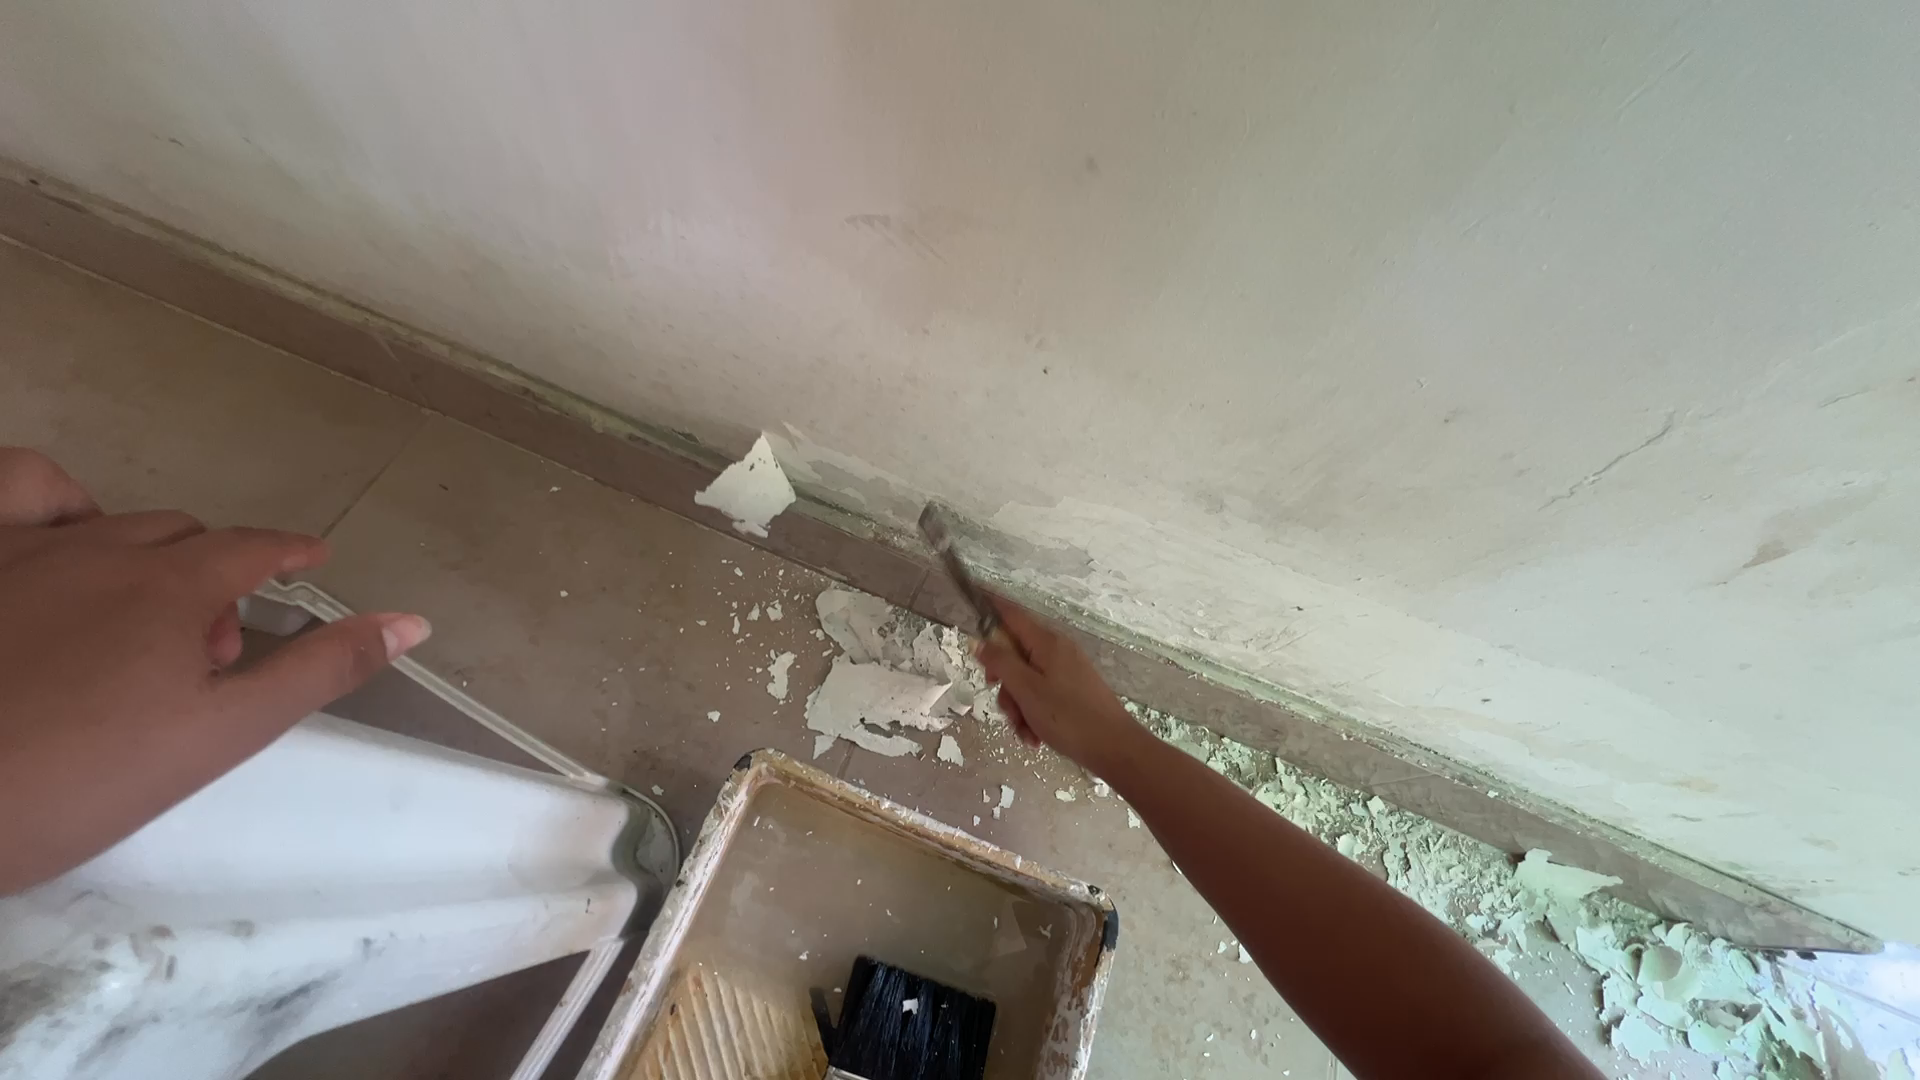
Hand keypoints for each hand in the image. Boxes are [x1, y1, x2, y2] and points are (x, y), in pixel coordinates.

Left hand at [0, 448, 429, 893]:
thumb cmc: (69, 779)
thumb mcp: (222, 733)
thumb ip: (323, 669)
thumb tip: (411, 623)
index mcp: (171, 588)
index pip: (257, 548)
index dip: (293, 551)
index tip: (311, 560)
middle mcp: (93, 550)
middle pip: (186, 537)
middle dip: (216, 578)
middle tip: (205, 650)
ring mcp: (4, 551)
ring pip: (95, 508)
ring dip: (131, 538)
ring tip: (121, 589)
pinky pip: (3, 491)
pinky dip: (38, 507)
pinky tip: (40, 551)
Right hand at [974, 596, 1148, 775]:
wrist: (1114, 748)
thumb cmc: (1067, 716)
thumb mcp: (1026, 689)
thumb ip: (1000, 662)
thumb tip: (978, 641)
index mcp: (1046, 642)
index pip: (1011, 613)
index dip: (990, 606)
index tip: (971, 600)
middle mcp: (1056, 651)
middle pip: (1014, 654)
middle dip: (1004, 682)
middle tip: (1005, 702)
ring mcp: (1066, 671)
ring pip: (1025, 680)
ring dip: (1018, 706)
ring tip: (1025, 730)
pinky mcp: (1071, 691)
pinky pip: (1040, 695)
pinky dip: (1033, 714)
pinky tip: (1035, 737)